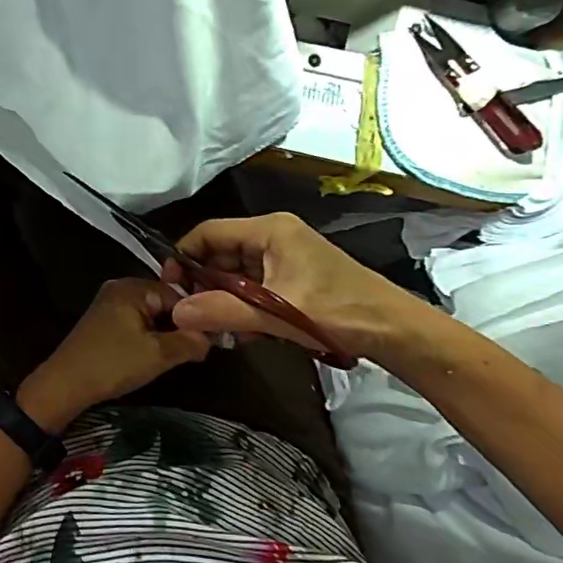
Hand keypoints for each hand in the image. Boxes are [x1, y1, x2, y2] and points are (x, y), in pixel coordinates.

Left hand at [16, 279, 211, 431]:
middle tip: (196, 352)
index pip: (179, 295)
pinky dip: (149, 337)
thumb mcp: (159, 354)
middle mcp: (120, 287)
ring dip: (166, 334)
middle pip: (164, 303)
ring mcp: (109, 304)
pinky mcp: (103, 321)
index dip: (197, 318)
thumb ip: (191, 342)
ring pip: (151, 315)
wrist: (65, 384)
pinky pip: (136, 322)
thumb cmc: (113, 364)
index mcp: (133, 286)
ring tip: (180, 356)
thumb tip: (213, 336)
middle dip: (181, 327)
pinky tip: (155, 356)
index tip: (210, 342)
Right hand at [163, 213, 442, 362]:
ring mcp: (284, 258)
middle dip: (203, 284)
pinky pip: (253, 288)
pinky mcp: (292, 279)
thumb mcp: (276, 312)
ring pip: (235, 274)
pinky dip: (243, 307)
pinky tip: (241, 332)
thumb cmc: (338, 310)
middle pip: (220, 253)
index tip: (169, 287)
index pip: (209, 232)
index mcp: (270, 230)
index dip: (183, 256)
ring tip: (215, 329)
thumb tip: (176, 312)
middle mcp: (273, 237)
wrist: (393, 330)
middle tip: (190, 314)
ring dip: (223, 300)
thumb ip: (224, 311)